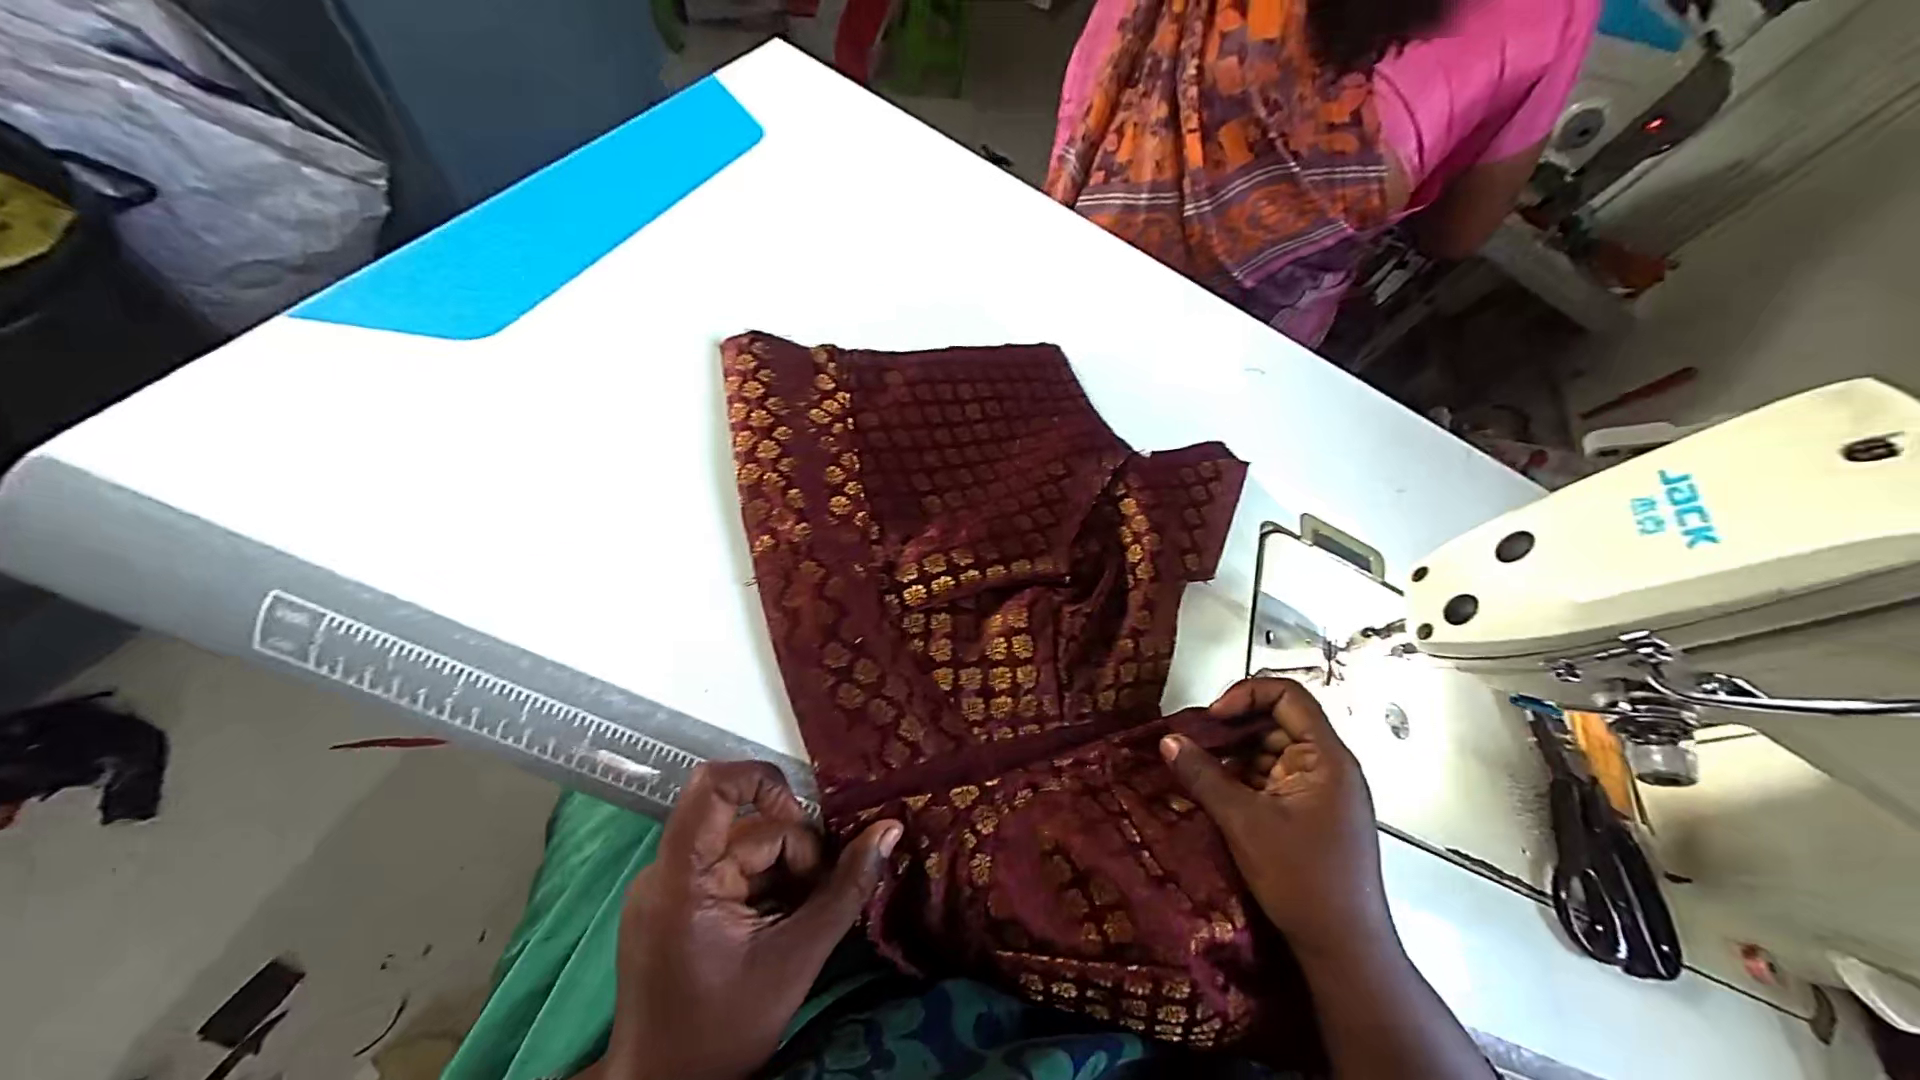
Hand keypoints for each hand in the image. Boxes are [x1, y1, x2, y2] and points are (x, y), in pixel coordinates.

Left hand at [599, 761, 901, 1079]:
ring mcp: (667, 888)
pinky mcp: (673, 905)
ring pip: (745, 849)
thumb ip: (847, 888)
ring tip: (797, 921)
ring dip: (783, 874)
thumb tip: (890, 829)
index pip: (714, 786)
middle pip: (748, 826)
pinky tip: (776, 925)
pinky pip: (729, 871)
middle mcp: (666, 871)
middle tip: (814, 900)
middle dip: (795, 854)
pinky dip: (763, 887)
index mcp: (683, 879)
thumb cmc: (725, 1032)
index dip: (763, 780)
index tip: (803, 817)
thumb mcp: (797, 957)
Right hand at [1160, 678, 1389, 954]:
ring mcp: (1318, 792)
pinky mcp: (1307, 813)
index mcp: (1327, 758)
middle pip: (1275, 722)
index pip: (1289, 696)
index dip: (1247, 694)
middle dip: (1231, 727)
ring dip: (1232, 754)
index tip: (1214, 715)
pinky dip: (1240, 778)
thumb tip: (1168, 741)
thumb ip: (1204, 775)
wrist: (1343, 950)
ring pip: (1268, 751)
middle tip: (1193, 740)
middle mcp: (1328, 767)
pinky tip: (1211, 789)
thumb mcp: (1245, 822)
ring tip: (1195, 765)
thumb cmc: (1305, 882)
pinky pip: (1268, 778)